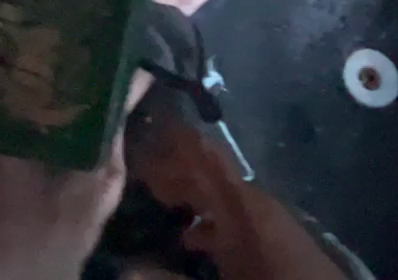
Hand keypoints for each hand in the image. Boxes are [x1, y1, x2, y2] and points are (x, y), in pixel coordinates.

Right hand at [127, 106, 347, 279]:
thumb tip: (124, 269)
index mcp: (244, 206)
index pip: (204, 154)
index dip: (172, 140)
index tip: (140, 131)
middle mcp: (254, 204)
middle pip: (207, 172)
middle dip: (171, 168)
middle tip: (133, 169)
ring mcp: (266, 225)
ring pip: (218, 196)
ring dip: (187, 194)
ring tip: (152, 199)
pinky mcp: (272, 246)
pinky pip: (231, 219)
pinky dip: (206, 220)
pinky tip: (188, 238)